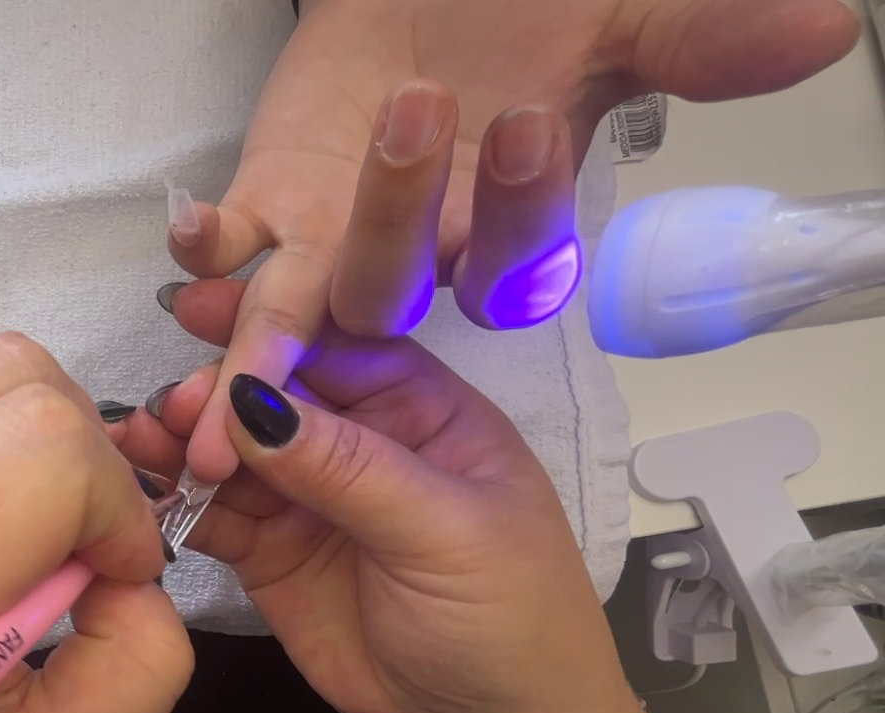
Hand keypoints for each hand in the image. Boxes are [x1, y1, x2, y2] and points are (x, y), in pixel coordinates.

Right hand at [116, 101, 637, 712]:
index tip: (204, 315)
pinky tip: (142, 489)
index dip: (273, 333)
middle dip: (217, 396)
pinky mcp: (259, 549)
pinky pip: (209, 512)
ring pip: (228, 453)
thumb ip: (348, 468)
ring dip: (182, 445)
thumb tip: (251, 406)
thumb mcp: (445, 533)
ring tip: (140, 443)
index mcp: (419, 414)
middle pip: (269, 399)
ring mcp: (299, 497)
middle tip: (170, 408)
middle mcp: (351, 444)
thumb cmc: (503, 622)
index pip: (337, 351)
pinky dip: (174, 500)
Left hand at [169, 0, 858, 481]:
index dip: (514, 229)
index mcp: (491, 239)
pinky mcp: (264, 209)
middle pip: (378, 300)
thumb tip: (821, 33)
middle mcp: (403, 262)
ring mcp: (321, 244)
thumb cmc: (522, 15)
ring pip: (289, 302)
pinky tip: (187, 232)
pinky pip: (229, 241)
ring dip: (257, 332)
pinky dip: (206, 240)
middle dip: (361, 283)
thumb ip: (687, 40)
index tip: (524, 136)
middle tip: (300, 336)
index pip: (507, 266)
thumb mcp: (618, 17)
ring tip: (224, 381)